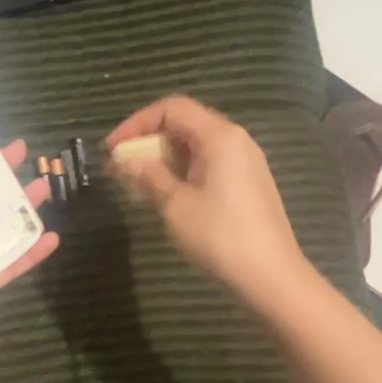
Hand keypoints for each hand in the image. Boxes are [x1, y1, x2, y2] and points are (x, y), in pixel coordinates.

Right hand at [105, 96, 311, 306]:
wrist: (269, 273)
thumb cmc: (219, 235)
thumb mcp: (175, 205)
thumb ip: (149, 176)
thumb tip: (125, 160)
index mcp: (219, 136)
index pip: (172, 109)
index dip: (136, 123)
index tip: (111, 148)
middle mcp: (235, 140)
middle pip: (184, 124)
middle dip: (148, 141)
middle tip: (121, 167)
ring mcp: (244, 161)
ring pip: (195, 145)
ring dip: (163, 158)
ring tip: (137, 184)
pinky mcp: (247, 182)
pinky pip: (207, 163)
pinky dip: (181, 171)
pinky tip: (166, 195)